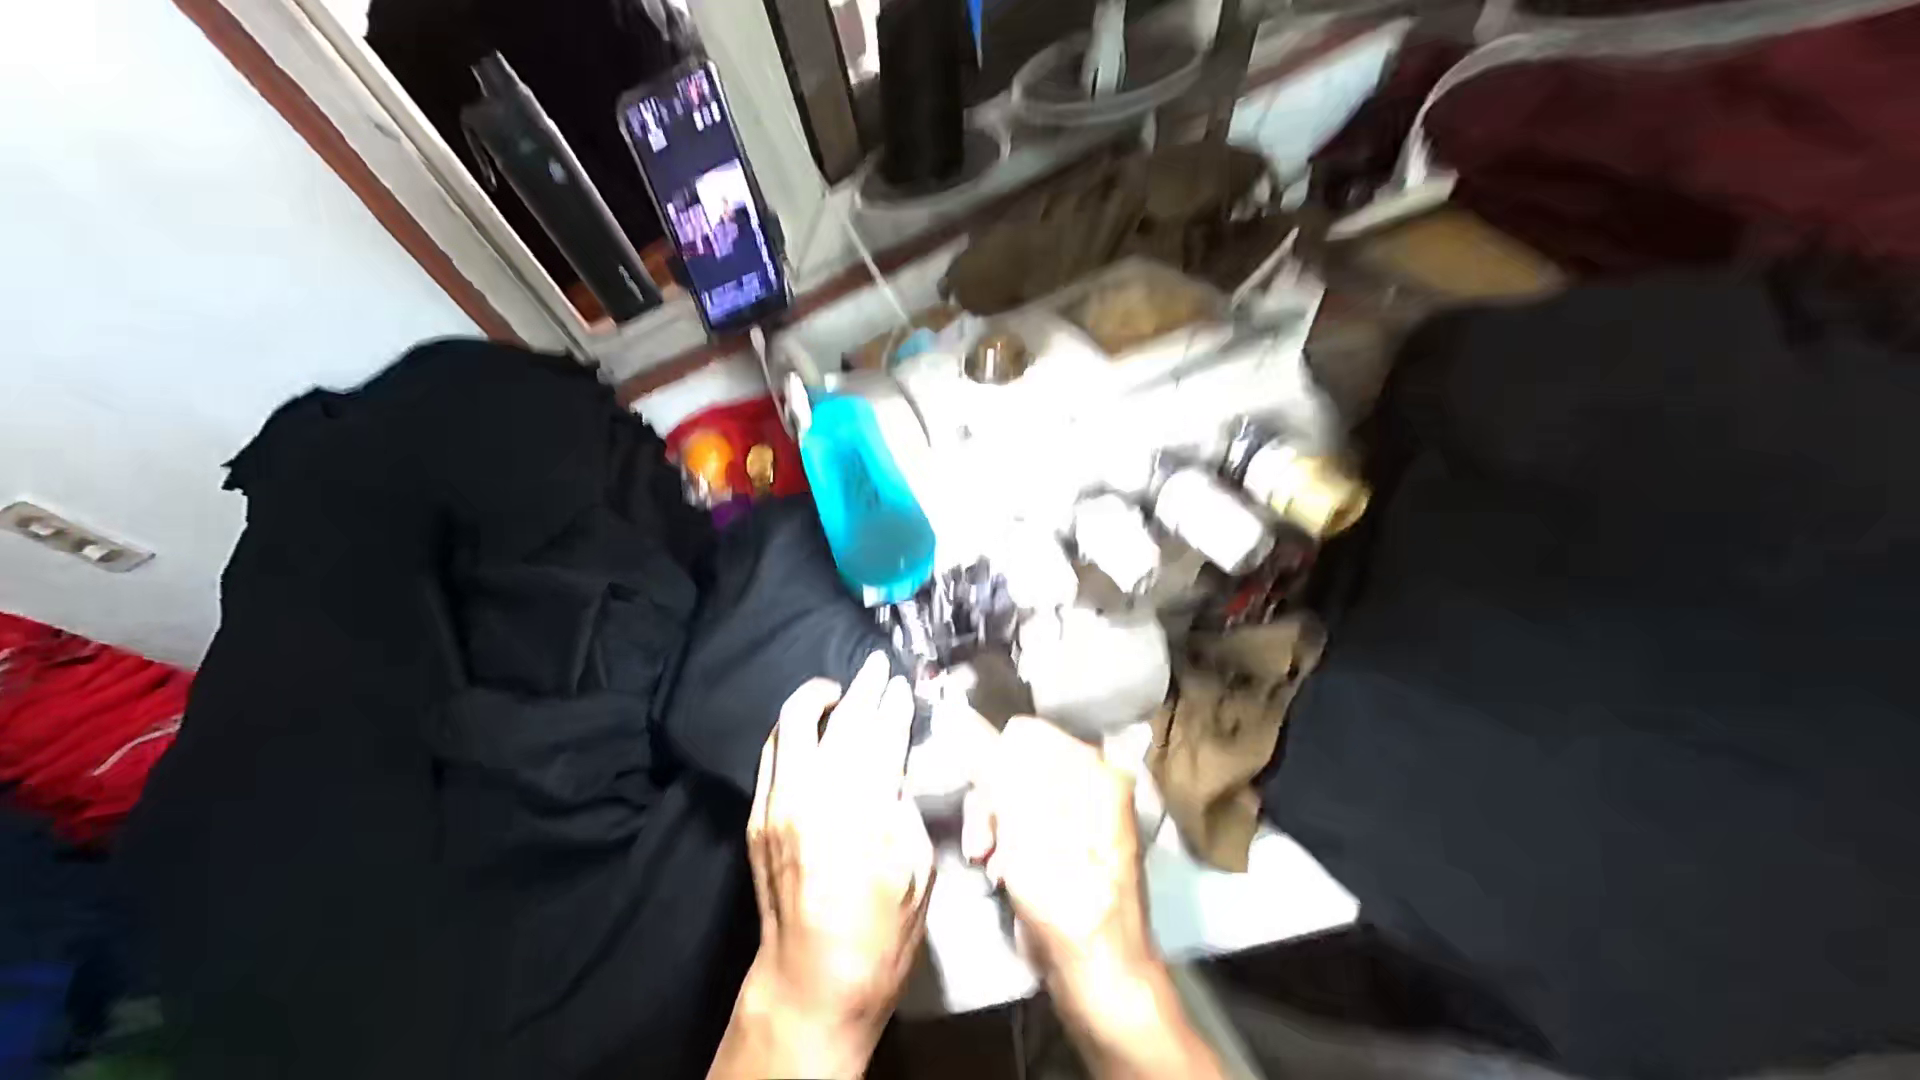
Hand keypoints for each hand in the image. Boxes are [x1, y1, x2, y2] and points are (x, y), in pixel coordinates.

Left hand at [709, 652, 933, 1079]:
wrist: (813, 980)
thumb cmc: (881, 935)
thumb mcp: (917, 869)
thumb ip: (905, 808)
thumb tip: (896, 768)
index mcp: (865, 811)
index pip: (882, 736)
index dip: (895, 705)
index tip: (902, 685)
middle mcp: (817, 797)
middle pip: (842, 721)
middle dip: (864, 687)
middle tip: (876, 665)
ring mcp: (780, 804)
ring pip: (795, 725)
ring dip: (819, 697)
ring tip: (839, 687)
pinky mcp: (758, 817)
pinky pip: (771, 753)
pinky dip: (791, 728)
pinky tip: (809, 722)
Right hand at [961, 717, 1225, 1079]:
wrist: (1101, 977)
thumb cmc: (1065, 899)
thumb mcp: (1021, 827)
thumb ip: (992, 767)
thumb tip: (960, 718)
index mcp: (1093, 768)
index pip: (1024, 734)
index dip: (993, 764)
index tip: (980, 802)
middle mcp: (1093, 782)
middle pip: (1018, 764)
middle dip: (991, 801)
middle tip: (981, 842)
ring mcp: (1084, 813)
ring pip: (1016, 794)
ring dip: (994, 826)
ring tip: (989, 862)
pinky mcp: (1071, 842)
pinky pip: (1026, 822)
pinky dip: (1008, 843)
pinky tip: (1001, 872)